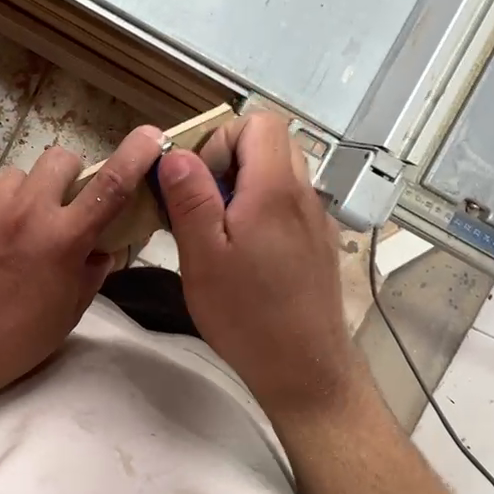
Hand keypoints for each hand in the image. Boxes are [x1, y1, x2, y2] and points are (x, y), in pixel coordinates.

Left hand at [0, 125, 166, 412]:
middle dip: (65, 176)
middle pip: (59, 159)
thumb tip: (104, 245)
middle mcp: (26, 212)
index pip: (110, 185)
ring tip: (8, 229)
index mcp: (62, 240)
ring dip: (21, 195)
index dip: (135, 155)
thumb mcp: (67, 313)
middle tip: (56, 203)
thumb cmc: (11, 340)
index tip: (149, 136)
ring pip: (15, 176)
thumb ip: (91, 271)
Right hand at [158, 113, 363, 420]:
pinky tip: (243, 256)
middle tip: (204, 203)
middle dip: (231, 160)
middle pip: (272, 143)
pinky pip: (289, 205)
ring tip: (219, 231)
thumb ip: (190, 198)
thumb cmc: (247, 315)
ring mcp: (316, 220)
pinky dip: (262, 211)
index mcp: (275, 189)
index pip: (259, 123)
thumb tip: (175, 153)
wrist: (305, 371)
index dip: (221, 140)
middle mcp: (303, 195)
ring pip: (280, 174)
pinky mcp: (318, 245)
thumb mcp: (202, 256)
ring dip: (245, 186)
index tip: (199, 181)